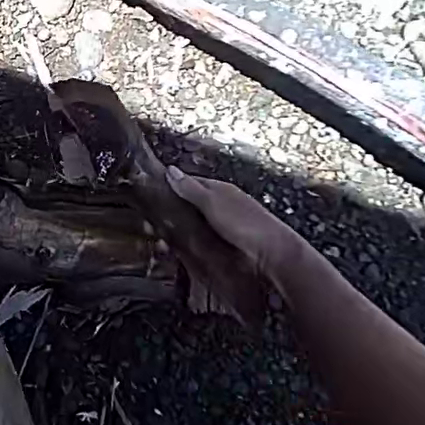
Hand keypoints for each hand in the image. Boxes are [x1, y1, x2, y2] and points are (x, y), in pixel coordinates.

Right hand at [166, 166, 317, 279]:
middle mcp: (222, 203)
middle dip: (172, 210)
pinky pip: (202, 237)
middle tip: (151, 223)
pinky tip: (182, 249)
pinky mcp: (228, 241)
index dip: (170, 186)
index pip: (188, 181)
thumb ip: (191, 188)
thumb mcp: (212, 203)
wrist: (274, 254)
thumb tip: (169, 169)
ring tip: (161, 240)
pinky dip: (190, 241)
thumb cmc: (244, 224)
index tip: (150, 195)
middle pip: (191, 202)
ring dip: (179, 229)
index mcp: (219, 189)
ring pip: (195, 221)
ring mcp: (226, 223)